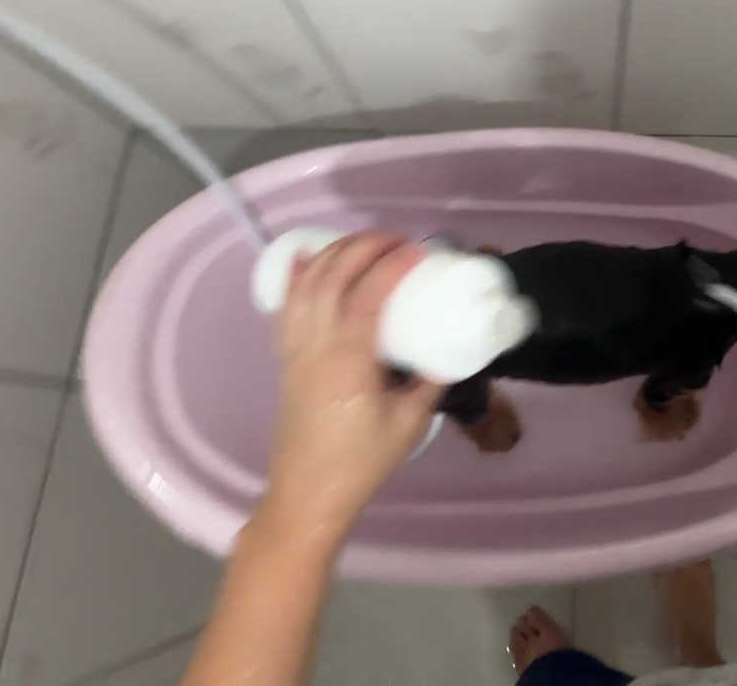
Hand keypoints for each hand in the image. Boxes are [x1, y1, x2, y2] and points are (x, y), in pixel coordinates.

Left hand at [258, 232, 442, 537]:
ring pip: (307, 287)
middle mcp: (317, 348)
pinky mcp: (287, 358)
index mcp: (348, 362)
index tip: (419, 251)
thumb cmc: (362, 461)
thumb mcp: (410, 422)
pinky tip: (308, 255)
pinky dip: (296, 276)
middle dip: (363, 248)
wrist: (308, 496)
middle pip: (331, 280)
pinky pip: (286, 307)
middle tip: (397, 241)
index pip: (366, 298)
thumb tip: (450, 348)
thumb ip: (430, 379)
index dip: (391, 267)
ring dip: (335, 254)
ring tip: (365, 242)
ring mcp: (296, 351)